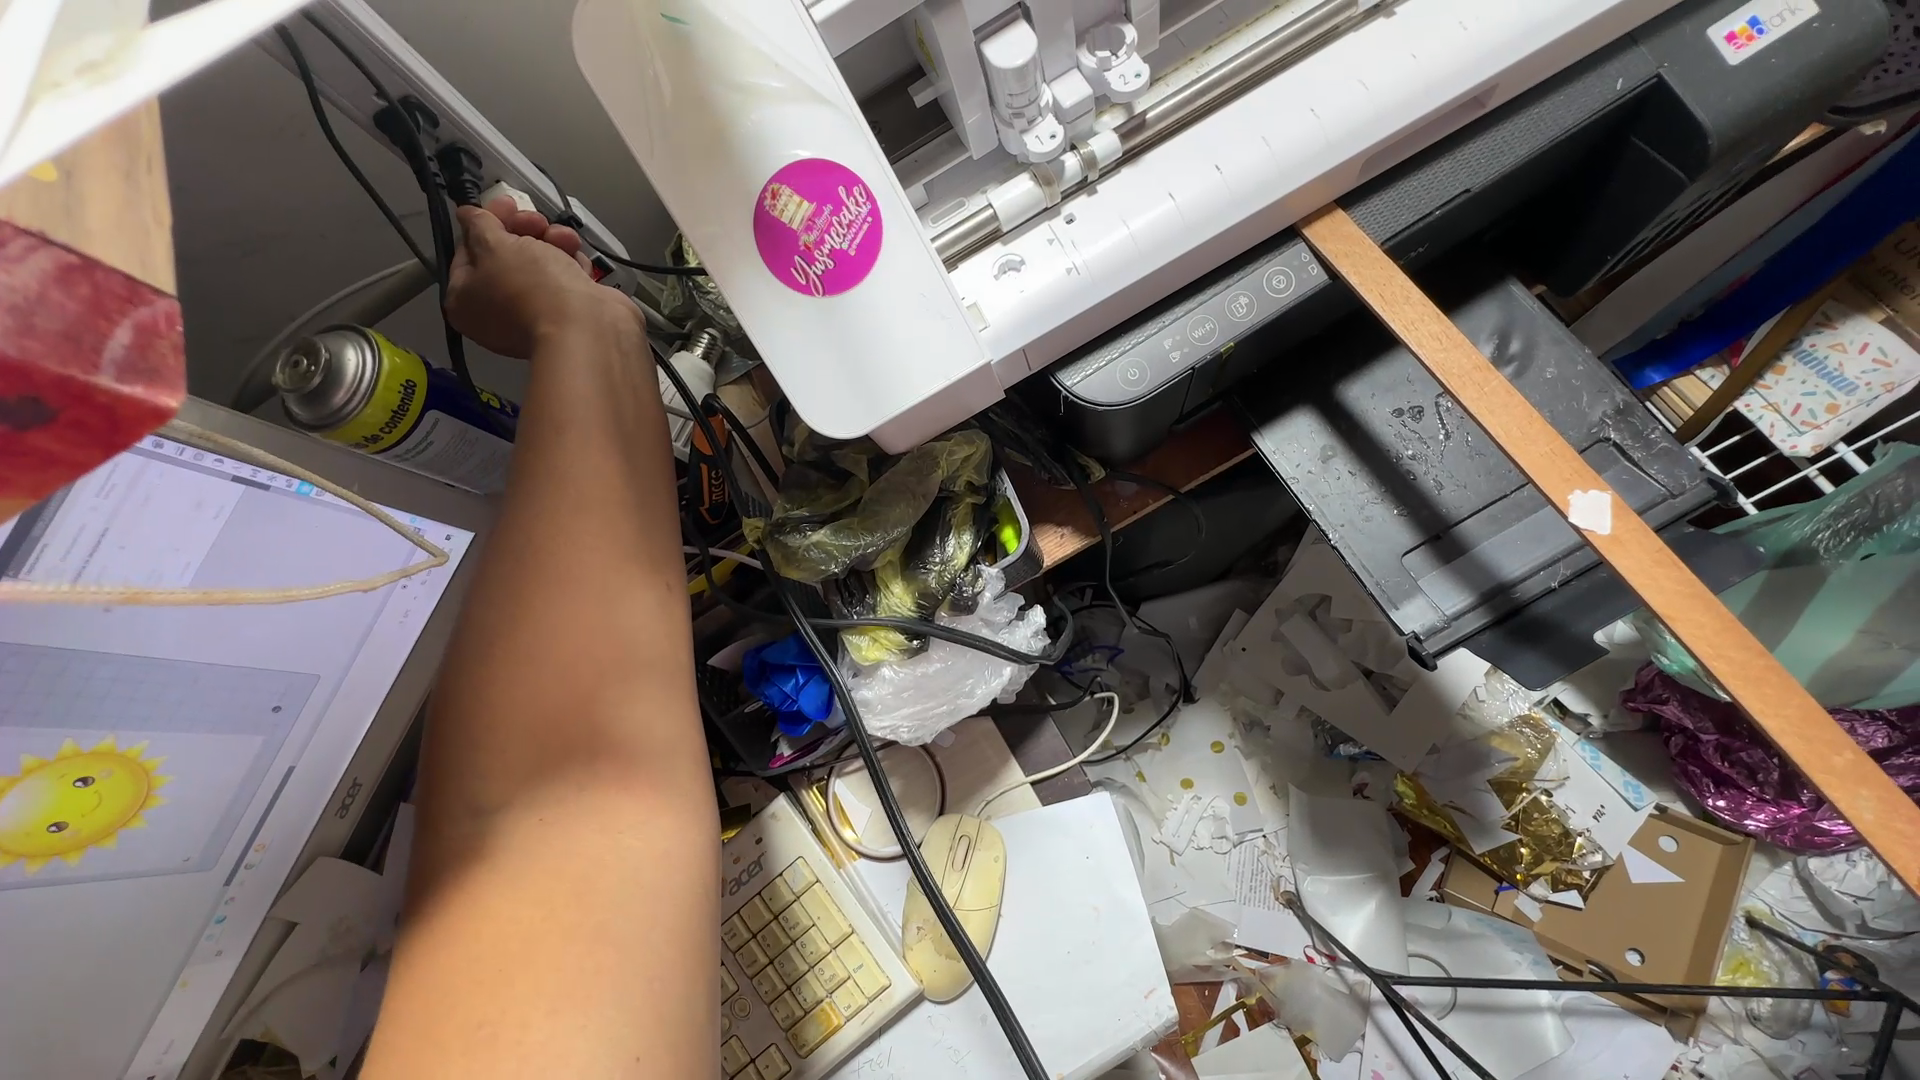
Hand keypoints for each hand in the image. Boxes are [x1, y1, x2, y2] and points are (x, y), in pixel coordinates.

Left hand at [445, 197, 631, 358]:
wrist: (587, 327)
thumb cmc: (531, 288)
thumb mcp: (493, 244)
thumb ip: (478, 224)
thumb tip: (469, 216)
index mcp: (465, 301)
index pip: (469, 251)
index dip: (487, 223)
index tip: (507, 204)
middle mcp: (497, 312)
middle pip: (506, 257)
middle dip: (524, 231)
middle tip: (536, 220)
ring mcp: (535, 315)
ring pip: (538, 265)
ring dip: (551, 243)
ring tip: (564, 239)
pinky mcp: (568, 315)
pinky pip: (564, 281)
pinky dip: (571, 265)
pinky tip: (577, 258)